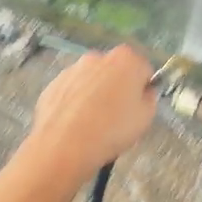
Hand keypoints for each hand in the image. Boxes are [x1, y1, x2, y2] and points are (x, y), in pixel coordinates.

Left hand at [25, 45, 157, 180]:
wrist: (64, 145)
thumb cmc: (112, 129)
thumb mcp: (146, 117)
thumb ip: (149, 98)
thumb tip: (142, 93)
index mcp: (126, 59)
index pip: (143, 70)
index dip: (143, 89)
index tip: (138, 107)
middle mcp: (98, 57)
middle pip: (115, 72)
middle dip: (118, 89)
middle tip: (117, 116)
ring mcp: (72, 69)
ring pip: (91, 81)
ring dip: (95, 95)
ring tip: (93, 124)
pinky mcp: (53, 85)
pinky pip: (71, 92)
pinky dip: (74, 104)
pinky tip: (74, 125)